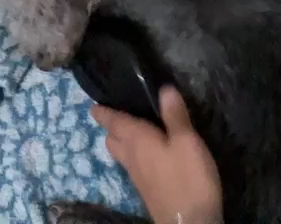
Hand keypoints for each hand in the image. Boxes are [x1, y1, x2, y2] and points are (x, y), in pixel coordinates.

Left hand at [90, 87, 221, 223]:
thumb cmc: (187, 179)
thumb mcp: (186, 142)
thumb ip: (175, 115)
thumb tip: (164, 88)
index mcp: (136, 140)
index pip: (114, 122)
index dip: (103, 112)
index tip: (94, 105)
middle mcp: (132, 158)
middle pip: (113, 139)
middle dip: (112, 127)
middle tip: (116, 114)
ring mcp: (138, 177)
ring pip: (122, 155)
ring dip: (122, 142)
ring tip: (133, 130)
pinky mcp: (148, 191)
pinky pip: (133, 166)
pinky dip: (134, 155)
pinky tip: (149, 155)